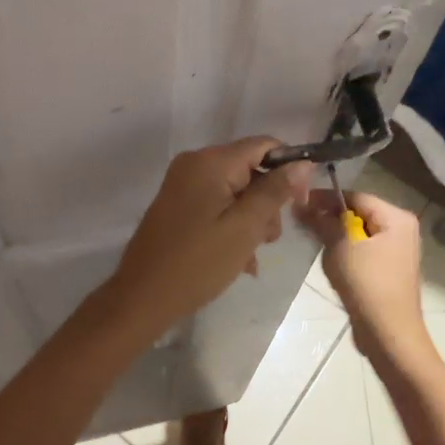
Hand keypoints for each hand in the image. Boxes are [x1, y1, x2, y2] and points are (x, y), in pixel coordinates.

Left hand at [104, 137, 310, 334]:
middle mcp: (195, 164)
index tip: (300, 203)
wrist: (142, 298)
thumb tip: (302, 162)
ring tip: (252, 256)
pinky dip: (233, 226)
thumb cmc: (198, 263)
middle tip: (269, 239)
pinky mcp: (178, 206)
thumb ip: (275, 191)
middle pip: (250, 169)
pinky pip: (218, 206)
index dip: (289, 169)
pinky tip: (239, 259)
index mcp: (211, 162)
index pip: (264, 145)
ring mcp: (183, 185)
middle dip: (267, 202)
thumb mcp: (245, 227)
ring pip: (236, 191)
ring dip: (252, 220)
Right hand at [298, 189, 436, 367]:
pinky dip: (345, 253)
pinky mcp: (389, 271)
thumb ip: (322, 222)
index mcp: (397, 218)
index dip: (326, 198)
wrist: (389, 335)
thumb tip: (303, 203)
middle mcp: (402, 230)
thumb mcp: (341, 248)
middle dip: (330, 218)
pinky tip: (330, 262)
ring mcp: (398, 252)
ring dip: (336, 237)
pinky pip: (363, 252)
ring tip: (313, 242)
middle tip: (301, 222)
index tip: (299, 203)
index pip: (356, 196)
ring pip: (359, 234)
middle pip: (359, 213)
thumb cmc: (367, 285)